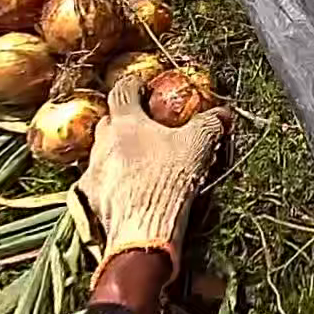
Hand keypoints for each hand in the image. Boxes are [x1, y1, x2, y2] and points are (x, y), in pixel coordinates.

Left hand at [78, 75, 233, 279]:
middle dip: (125, 119)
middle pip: (109, 121)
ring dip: (118, 150)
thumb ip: (210, 122)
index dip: (134, 84)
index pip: (122, 91)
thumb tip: (223, 113)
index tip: (144, 84)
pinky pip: (100, 181)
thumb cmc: (169, 177)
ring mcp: (92, 174)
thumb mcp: (199, 142)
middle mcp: (102, 144)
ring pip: (102, 152)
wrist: (144, 229)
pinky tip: (131, 185)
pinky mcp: (90, 201)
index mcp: (125, 123)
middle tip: (147, 123)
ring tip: (141, 157)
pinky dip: (114, 178)